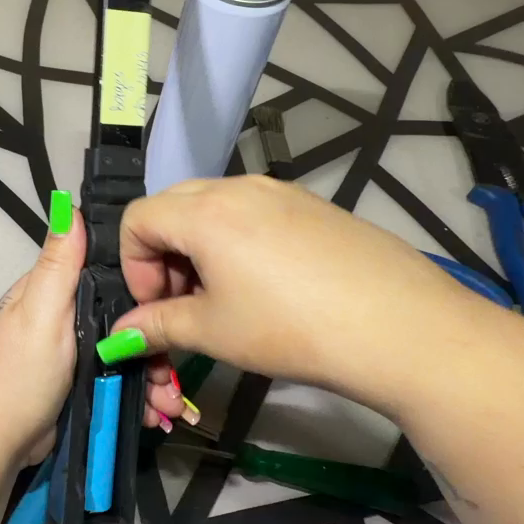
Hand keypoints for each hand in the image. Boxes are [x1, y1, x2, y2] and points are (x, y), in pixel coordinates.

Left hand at [0, 200, 192, 466]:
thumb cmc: (20, 376)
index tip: (172, 308)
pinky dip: (139, 396)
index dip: (140, 289)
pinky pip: (118, 381)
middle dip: (153, 347)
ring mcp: (69, 354)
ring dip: (152, 379)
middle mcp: (59, 317)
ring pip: (124, 354)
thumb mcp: (40, 315)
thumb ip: (58, 266)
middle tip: (174, 377)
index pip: (103, 275)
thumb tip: (67, 204)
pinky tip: (156, 415)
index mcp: (47, 293)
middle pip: (122, 319)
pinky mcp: (78, 385)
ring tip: (169, 407)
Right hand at [107, 176, 500, 415]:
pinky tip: (267, 287)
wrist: (403, 328)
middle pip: (171, 207)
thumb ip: (157, 326)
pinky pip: (252, 211)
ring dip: (198, 249)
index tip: (157, 307)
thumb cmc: (290, 328)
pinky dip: (236, 242)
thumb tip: (121, 335)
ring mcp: (281, 191)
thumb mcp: (213, 331)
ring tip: (225, 298)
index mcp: (204, 211)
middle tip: (185, 303)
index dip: (134, 266)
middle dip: (162, 255)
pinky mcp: (313, 206)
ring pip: (212, 207)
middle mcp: (238, 187)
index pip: (136, 219)